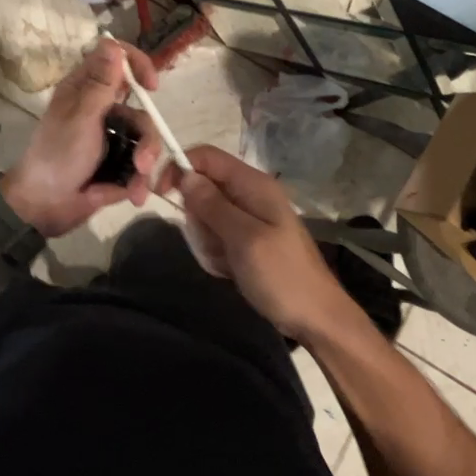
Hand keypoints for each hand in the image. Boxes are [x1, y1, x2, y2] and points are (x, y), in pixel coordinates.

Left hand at [0, 38, 164, 236]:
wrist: (44, 206)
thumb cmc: (57, 155)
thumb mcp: (81, 117)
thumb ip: (101, 83)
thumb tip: (112, 43)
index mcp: (85, 90)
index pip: (117, 62)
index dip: (137, 66)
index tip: (151, 86)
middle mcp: (100, 110)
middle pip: (141, 110)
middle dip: (147, 138)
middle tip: (143, 162)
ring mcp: (110, 139)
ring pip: (145, 140)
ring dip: (145, 164)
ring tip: (135, 187)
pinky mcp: (117, 166)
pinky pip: (140, 167)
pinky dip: (138, 182)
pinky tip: (133, 196)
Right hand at [176, 144, 347, 341]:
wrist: (317, 319)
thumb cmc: (283, 276)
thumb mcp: (244, 239)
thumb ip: (213, 205)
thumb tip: (185, 175)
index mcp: (253, 184)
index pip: (205, 156)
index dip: (179, 166)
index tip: (158, 192)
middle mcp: (250, 193)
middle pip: (202, 186)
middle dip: (195, 213)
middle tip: (208, 240)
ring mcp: (249, 217)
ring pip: (205, 213)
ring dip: (205, 237)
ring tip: (223, 260)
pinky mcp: (246, 239)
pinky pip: (215, 234)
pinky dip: (215, 251)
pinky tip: (228, 269)